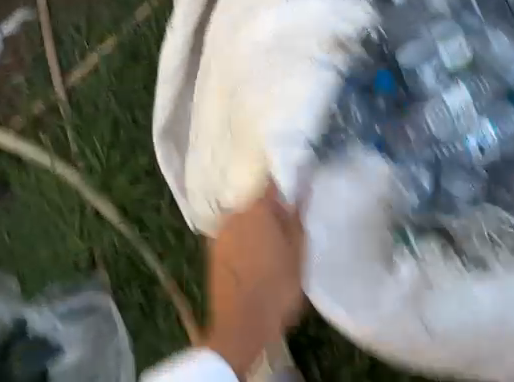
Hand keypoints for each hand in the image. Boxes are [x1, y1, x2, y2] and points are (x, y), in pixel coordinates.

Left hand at [202, 184, 306, 374]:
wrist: (239, 328)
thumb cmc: (275, 289)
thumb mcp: (297, 255)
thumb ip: (298, 219)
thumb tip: (302, 189)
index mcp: (258, 209)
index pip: (271, 184)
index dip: (283, 188)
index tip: (293, 195)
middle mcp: (235, 214)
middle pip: (255, 204)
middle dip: (269, 213)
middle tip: (284, 232)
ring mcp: (219, 234)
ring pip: (242, 223)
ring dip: (253, 230)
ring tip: (268, 251)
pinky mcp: (211, 254)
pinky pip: (231, 239)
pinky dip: (241, 245)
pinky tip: (250, 262)